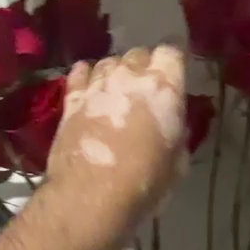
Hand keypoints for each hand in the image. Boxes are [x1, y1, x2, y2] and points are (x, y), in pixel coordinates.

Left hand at [42, 46, 188, 240]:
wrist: (90, 197)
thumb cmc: (144, 184)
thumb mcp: (178, 162)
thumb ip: (178, 132)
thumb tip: (173, 124)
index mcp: (164, 87)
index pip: (171, 52)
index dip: (173, 64)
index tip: (174, 79)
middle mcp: (130, 76)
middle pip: (139, 54)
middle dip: (145, 68)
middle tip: (146, 92)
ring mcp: (97, 84)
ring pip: (109, 61)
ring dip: (117, 72)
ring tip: (118, 93)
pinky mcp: (70, 98)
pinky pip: (80, 72)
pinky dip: (88, 77)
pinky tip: (91, 91)